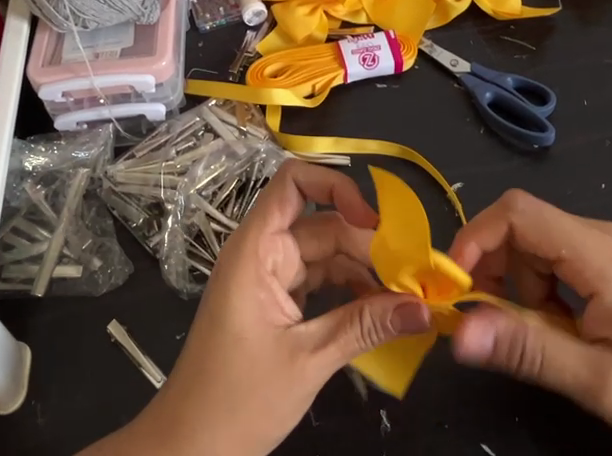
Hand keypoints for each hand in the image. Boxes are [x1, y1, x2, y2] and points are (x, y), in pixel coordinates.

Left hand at [85, 161, 433, 455]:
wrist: (188, 448)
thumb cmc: (236, 400)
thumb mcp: (308, 360)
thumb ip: (365, 325)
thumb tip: (423, 308)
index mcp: (256, 249)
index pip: (294, 182)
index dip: (337, 186)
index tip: (377, 223)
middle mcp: (262, 252)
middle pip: (322, 223)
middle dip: (368, 243)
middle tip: (415, 274)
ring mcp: (268, 277)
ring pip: (326, 253)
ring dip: (364, 269)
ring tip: (407, 294)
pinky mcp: (275, 302)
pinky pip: (319, 280)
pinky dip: (350, 290)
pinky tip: (382, 308)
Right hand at [446, 190, 611, 455]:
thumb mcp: (601, 383)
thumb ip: (526, 349)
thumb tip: (456, 330)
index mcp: (599, 253)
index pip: (516, 211)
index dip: (474, 238)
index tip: (452, 287)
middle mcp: (604, 240)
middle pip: (524, 228)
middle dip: (493, 269)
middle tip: (490, 325)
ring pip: (540, 249)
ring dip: (519, 289)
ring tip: (537, 343)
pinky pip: (563, 269)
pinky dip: (545, 297)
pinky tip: (564, 339)